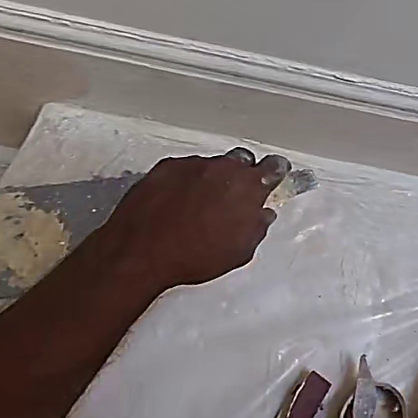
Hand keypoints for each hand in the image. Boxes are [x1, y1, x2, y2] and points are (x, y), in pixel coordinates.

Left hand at [84, 148, 288, 291]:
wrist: (142, 250)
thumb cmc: (195, 257)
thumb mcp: (238, 252)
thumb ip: (256, 228)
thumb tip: (263, 214)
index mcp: (248, 187)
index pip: (273, 166)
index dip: (275, 170)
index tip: (275, 173)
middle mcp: (222, 167)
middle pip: (241, 160)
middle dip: (241, 174)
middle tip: (234, 195)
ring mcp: (193, 164)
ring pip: (210, 165)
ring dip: (210, 179)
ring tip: (199, 204)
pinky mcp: (166, 166)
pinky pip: (184, 169)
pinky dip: (185, 181)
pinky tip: (176, 202)